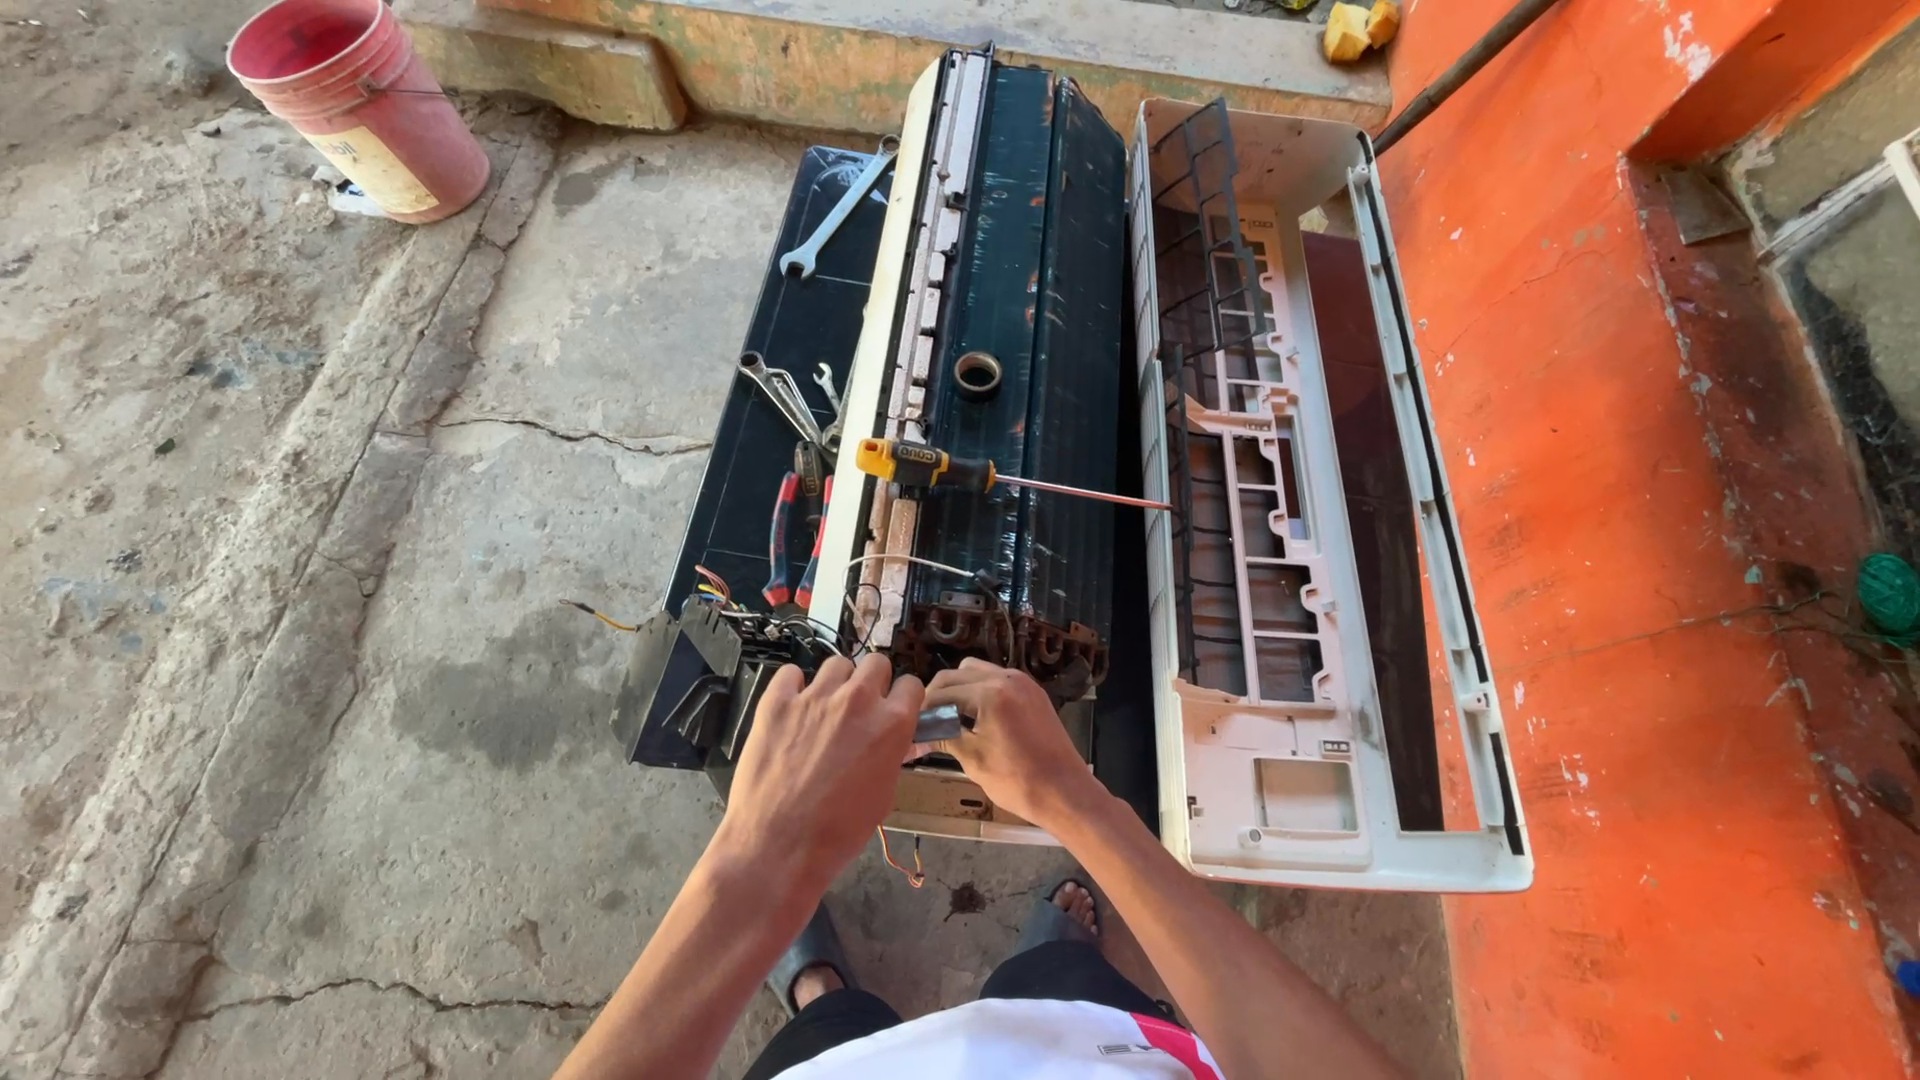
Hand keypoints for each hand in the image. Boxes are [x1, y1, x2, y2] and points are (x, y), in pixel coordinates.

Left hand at [716, 655, 924, 888]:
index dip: (903, 698)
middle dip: (872, 682)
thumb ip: (893, 756)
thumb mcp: (883, 796)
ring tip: (824, 709)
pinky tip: (792, 708)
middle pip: (876, 663)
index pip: (911, 684)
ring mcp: (815, 697)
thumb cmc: (838, 832)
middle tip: (860, 709)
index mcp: (891, 723)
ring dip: (836, 683)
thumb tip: (903, 742)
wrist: (778, 846)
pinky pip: (790, 673)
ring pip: (836, 664)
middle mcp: (857, 700)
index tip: (894, 708)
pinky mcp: (777, 701)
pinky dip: (793, 687)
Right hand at [921, 659, 1101, 829]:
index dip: (923, 708)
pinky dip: (981, 691)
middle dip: (939, 695)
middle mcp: (1007, 677)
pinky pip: (998, 680)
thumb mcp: (973, 759)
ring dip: (960, 689)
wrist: (1066, 792)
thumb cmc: (1018, 781)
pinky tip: (976, 717)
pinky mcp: (1033, 692)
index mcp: (990, 692)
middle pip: (957, 674)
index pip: (943, 691)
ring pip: (977, 672)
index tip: (911, 724)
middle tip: (927, 721)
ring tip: (951, 718)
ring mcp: (1023, 682)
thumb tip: (917, 732)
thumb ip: (945, 735)